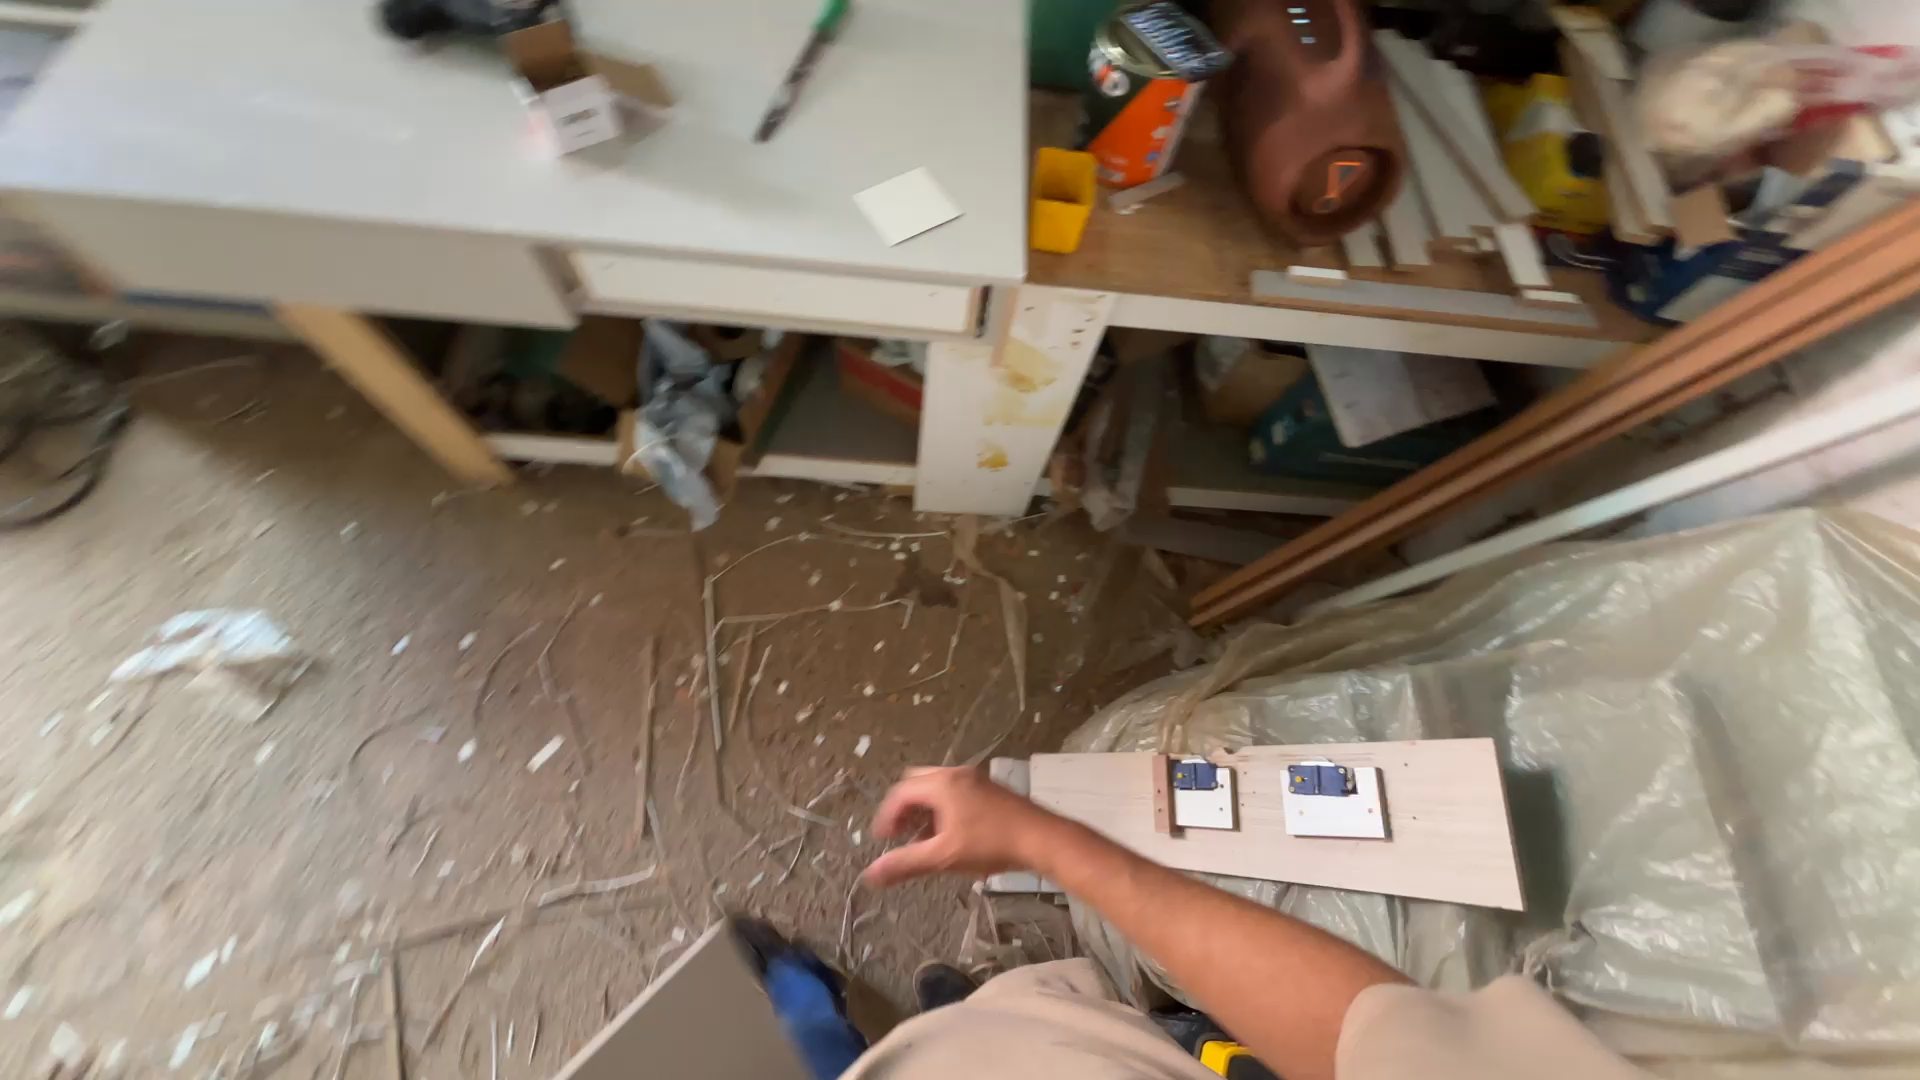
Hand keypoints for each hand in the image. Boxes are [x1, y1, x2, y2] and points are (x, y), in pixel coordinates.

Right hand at [862, 766, 1065, 887]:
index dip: (887, 817)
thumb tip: (870, 875)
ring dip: (924, 809)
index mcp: (941, 783)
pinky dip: (942, 807)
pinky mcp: (988, 788)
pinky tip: (949, 834)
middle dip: (905, 809)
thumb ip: (906, 863)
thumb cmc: (990, 844)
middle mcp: (955, 773)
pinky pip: (954, 790)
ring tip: (924, 839)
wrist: (1040, 837)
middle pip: (917, 783)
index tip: (883, 840)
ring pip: (937, 787)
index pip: (901, 793)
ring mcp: (974, 778)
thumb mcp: (944, 857)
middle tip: (901, 835)